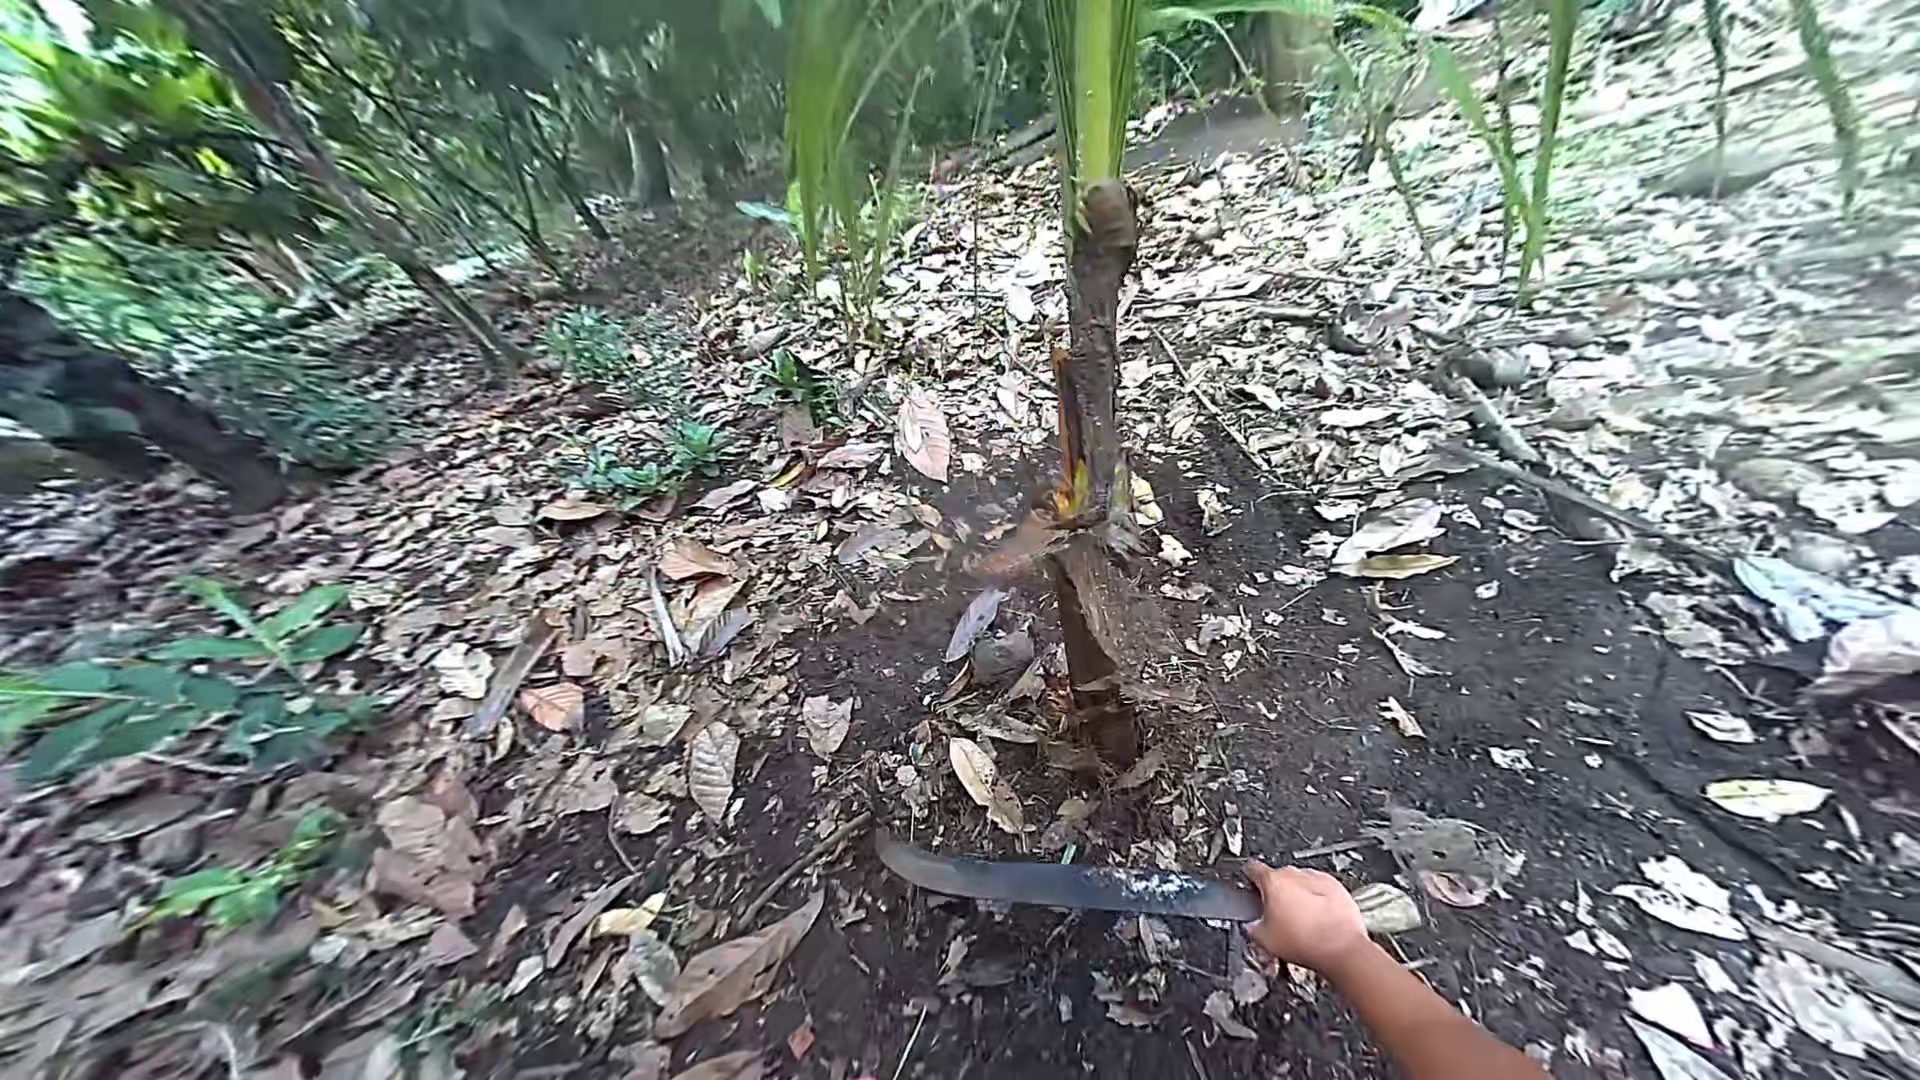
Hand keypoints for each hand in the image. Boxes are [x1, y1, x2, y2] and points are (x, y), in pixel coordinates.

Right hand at [1243, 860, 1375, 975]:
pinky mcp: (1335, 886)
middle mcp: (1293, 874)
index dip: (1249, 877)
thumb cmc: (1308, 944)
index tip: (1251, 885)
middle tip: (1282, 914)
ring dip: (1298, 893)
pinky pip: (1320, 886)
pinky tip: (1321, 917)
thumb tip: (1251, 926)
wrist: (1345, 952)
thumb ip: (1252, 926)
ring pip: (1299, 881)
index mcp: (1272, 880)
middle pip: (1277, 876)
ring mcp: (1315, 878)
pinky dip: (1318, 897)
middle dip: (1278, 892)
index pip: (1251, 867)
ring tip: (1305, 918)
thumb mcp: (1266, 940)